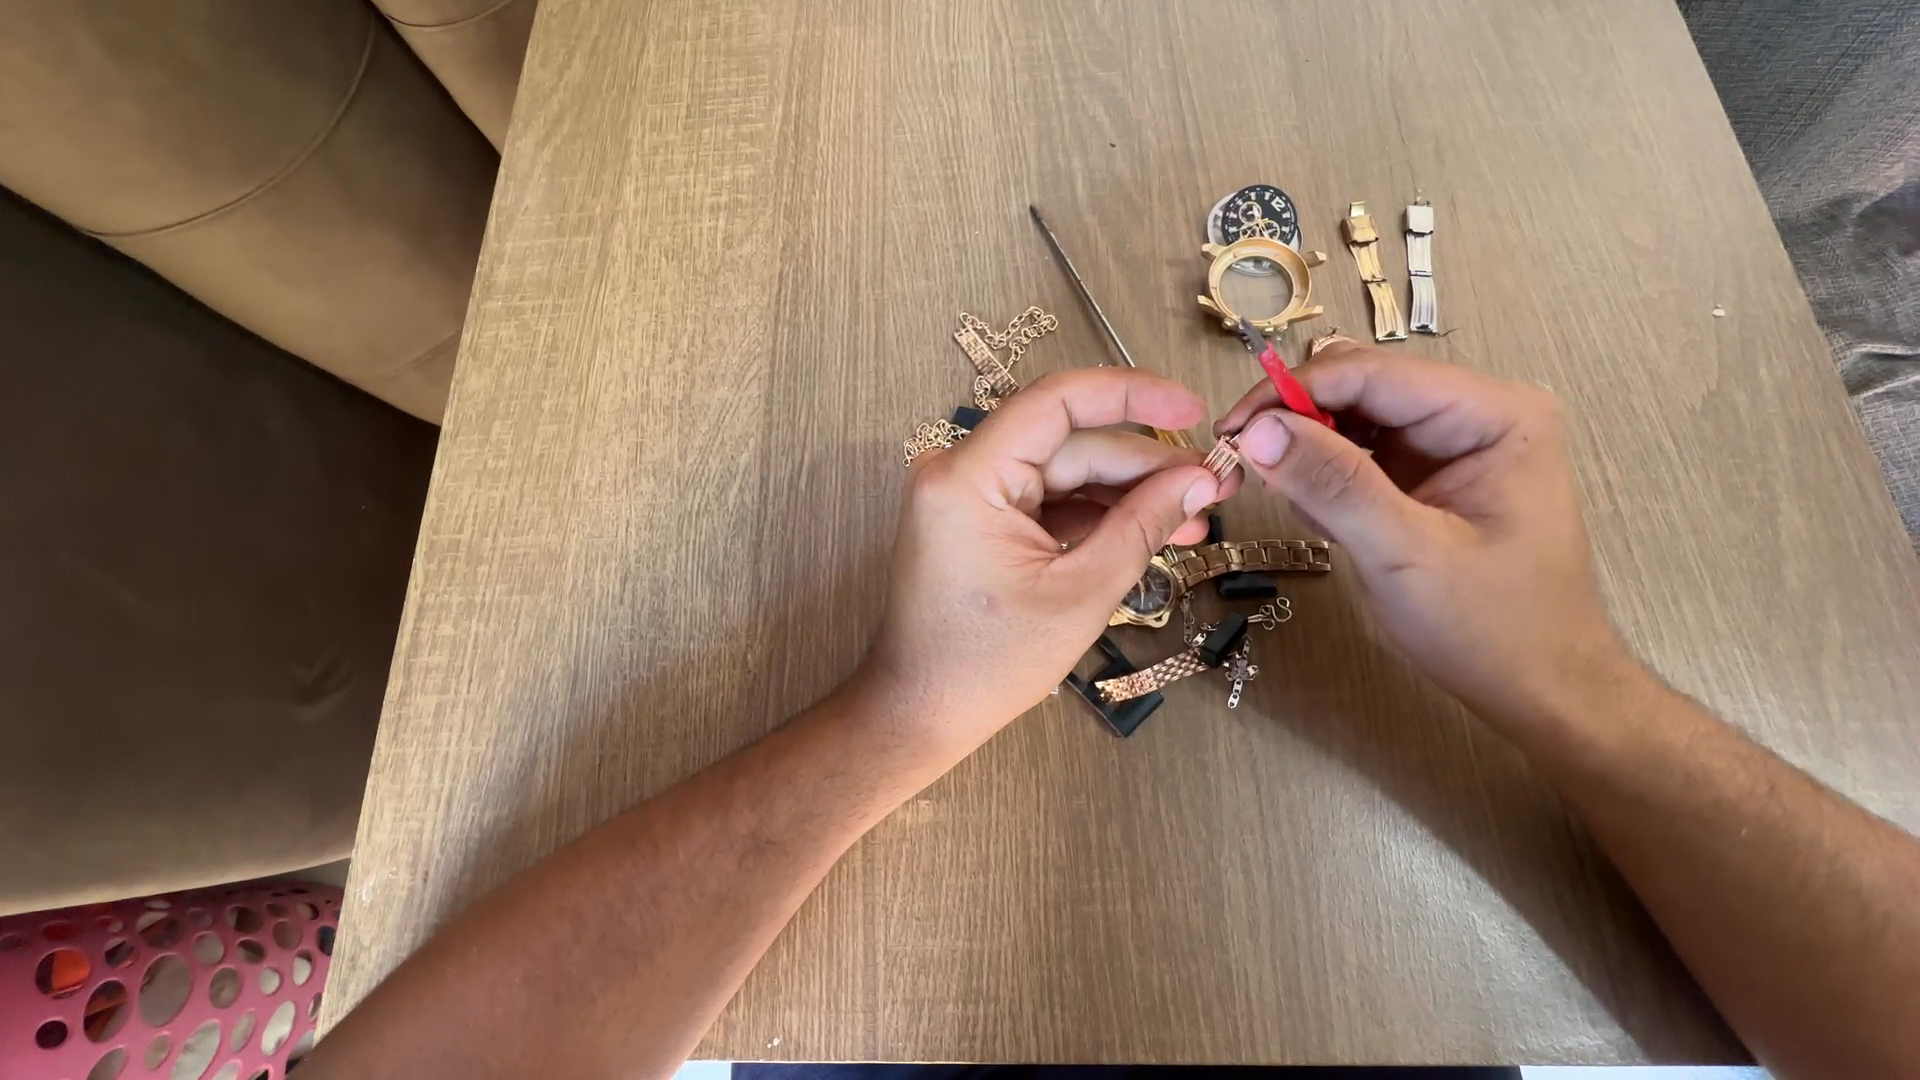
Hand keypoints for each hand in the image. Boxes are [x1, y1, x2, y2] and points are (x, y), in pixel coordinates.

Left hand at [861, 367, 1236, 749]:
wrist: (923, 711)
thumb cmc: (990, 663)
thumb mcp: (1080, 593)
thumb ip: (1142, 525)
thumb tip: (1200, 479)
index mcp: (969, 476)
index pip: (1057, 402)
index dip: (1133, 396)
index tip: (1192, 411)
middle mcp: (960, 471)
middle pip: (1068, 444)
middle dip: (1144, 464)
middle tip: (1217, 483)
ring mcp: (968, 495)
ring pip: (1063, 473)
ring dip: (1127, 494)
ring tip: (1196, 517)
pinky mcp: (979, 520)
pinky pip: (1046, 501)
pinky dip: (1095, 515)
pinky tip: (1151, 530)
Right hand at [1215, 345, 1635, 737]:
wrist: (1535, 685)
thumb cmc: (1488, 625)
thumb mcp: (1404, 552)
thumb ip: (1332, 484)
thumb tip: (1256, 430)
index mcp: (1492, 414)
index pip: (1371, 373)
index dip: (1291, 393)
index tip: (1229, 433)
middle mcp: (1472, 413)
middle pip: (1358, 386)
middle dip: (1295, 420)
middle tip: (1243, 464)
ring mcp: (1447, 443)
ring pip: (1349, 416)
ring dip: (1303, 448)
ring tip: (1284, 497)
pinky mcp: (1423, 474)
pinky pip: (1354, 451)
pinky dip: (1320, 474)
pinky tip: (1317, 511)